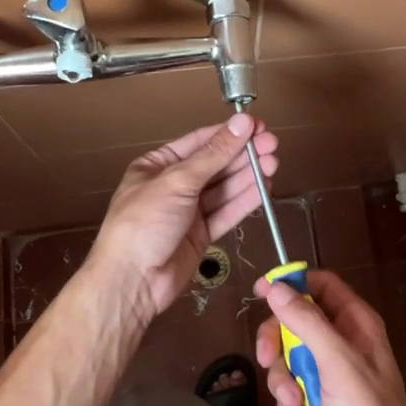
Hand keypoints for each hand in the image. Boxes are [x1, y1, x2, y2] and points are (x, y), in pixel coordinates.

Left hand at [86, 113, 278, 317]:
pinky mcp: (202, 234)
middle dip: (243, 154)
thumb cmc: (143, 223)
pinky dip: (245, 200)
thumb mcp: (177, 182)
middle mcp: (174, 185)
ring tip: (274, 162)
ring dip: (249, 175)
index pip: (199, 142)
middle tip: (272, 144)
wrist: (131, 282)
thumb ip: (214, 155)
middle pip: (215, 164)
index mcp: (157, 165)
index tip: (258, 125)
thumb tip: (242, 123)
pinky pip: (226, 212)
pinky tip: (265, 188)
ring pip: (224, 188)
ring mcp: (188, 211)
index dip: (229, 133)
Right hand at [254, 271, 405, 405]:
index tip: (261, 291)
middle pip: (294, 323)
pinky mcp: (317, 404)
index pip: (322, 285)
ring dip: (284, 387)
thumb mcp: (337, 364)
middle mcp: (342, 344)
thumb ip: (306, 322)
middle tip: (268, 361)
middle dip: (278, 346)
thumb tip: (276, 287)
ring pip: (287, 361)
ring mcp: (329, 376)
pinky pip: (290, 393)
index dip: (292, 284)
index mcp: (356, 324)